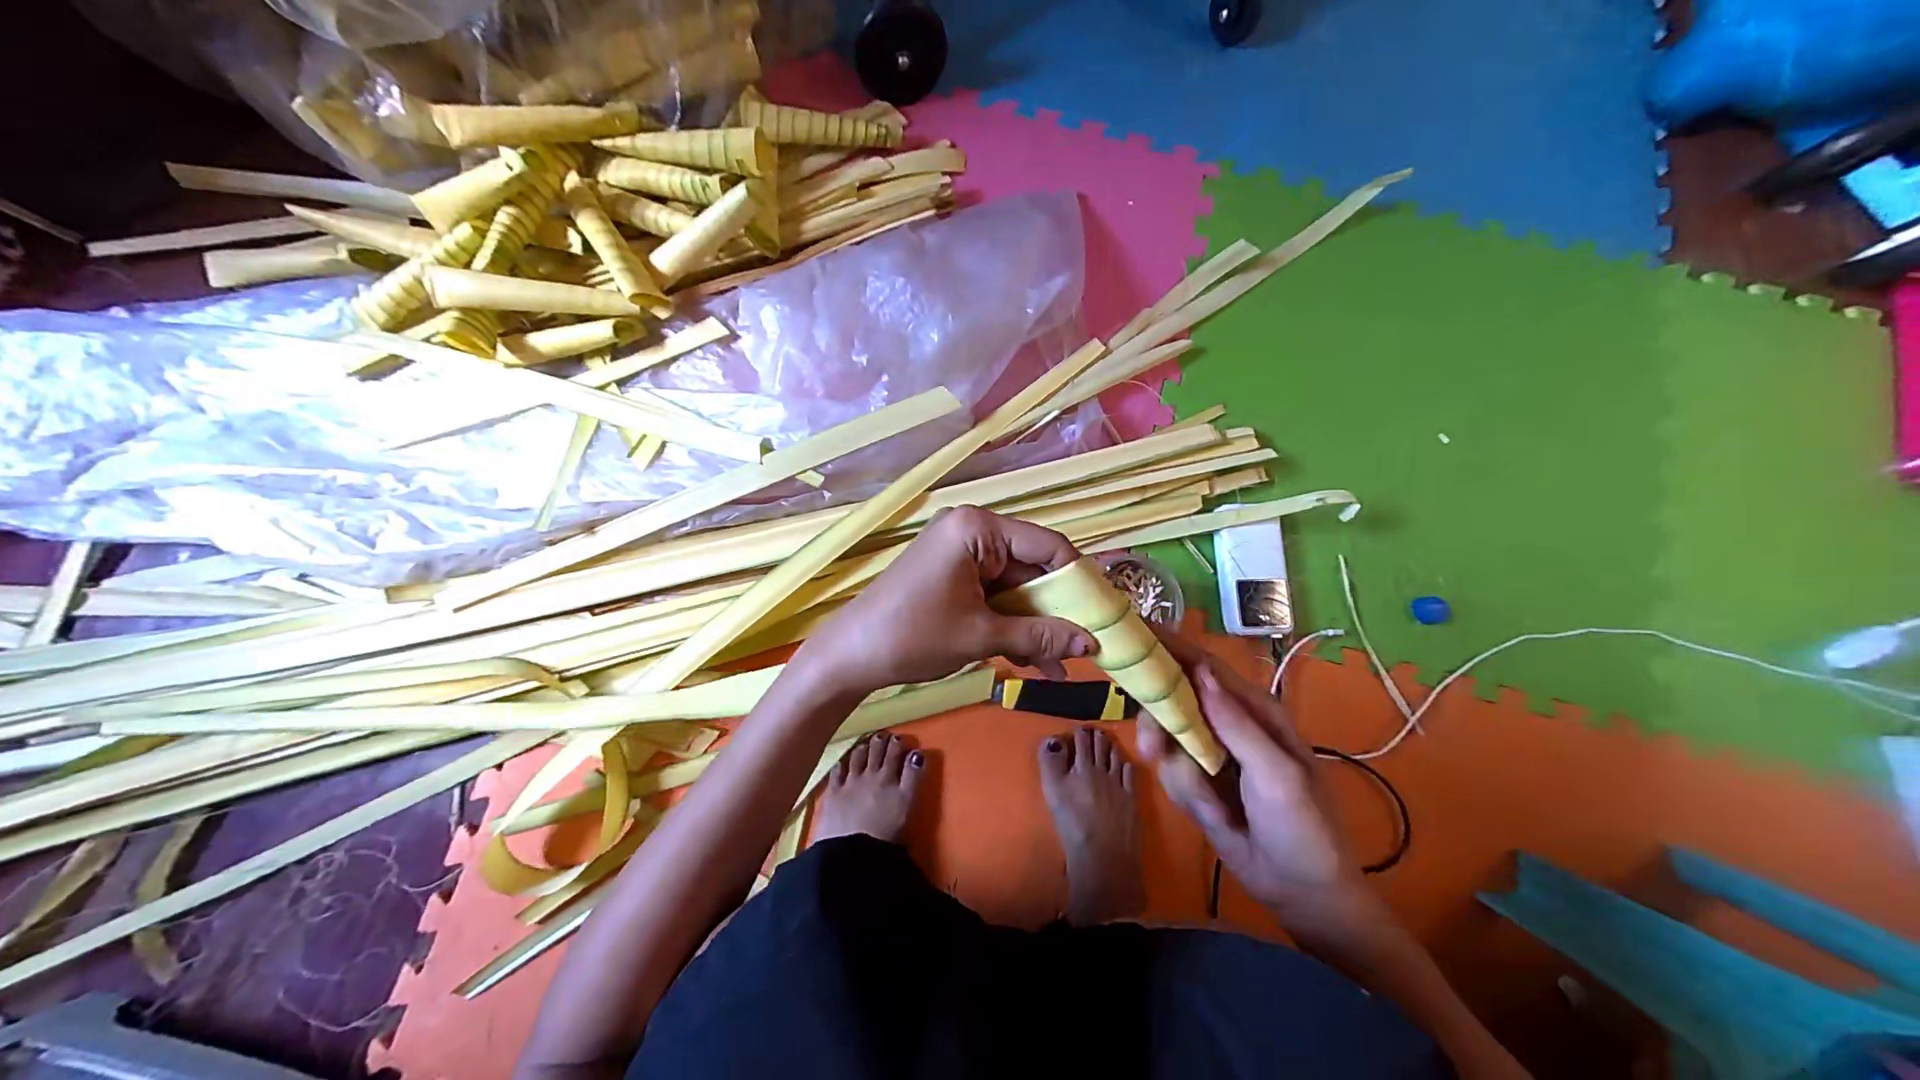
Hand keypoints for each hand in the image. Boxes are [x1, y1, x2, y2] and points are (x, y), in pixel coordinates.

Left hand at [789, 506, 1094, 696]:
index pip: (1048, 545)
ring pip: (1015, 588)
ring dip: (1034, 626)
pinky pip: (993, 596)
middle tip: (1083, 647)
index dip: (1077, 581)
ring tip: (1057, 668)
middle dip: (1054, 612)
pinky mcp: (952, 576)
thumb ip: (1039, 635)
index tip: (1101, 615)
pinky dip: (1010, 625)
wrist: (850, 656)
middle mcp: (971, 531)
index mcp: (977, 529)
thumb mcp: (981, 636)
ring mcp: (959, 554)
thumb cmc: (913, 636)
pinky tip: (1030, 661)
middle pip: (1032, 567)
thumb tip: (1092, 645)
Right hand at [1136, 633, 1381, 936]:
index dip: (1168, 646)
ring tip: (1211, 807)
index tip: (1130, 631)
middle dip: (1160, 727)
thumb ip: (1236, 722)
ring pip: (1164, 740)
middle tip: (1152, 750)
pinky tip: (1216, 817)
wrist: (1303, 893)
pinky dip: (1186, 795)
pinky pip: (1170, 773)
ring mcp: (1208, 753)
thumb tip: (1202, 670)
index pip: (1203, 665)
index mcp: (1253, 709)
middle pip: (1171, 700)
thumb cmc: (1303, 827)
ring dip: (1181, 775)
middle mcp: (1226, 723)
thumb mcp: (1276, 773)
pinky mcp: (1196, 782)